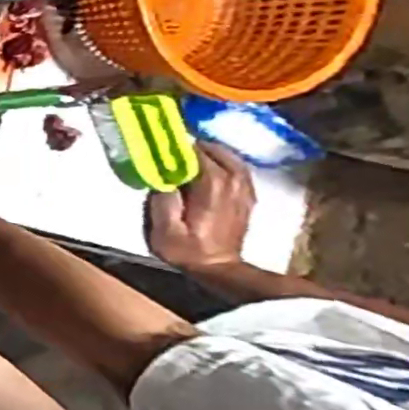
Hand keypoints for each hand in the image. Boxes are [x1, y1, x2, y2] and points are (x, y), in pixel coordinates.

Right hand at [148, 143, 254, 271]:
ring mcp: (243, 195)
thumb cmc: (187, 250)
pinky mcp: (246, 201)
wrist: (219, 269)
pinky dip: (229, 164)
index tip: (170, 139)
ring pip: (236, 164)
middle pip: (223, 157)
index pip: (202, 160)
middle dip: (204, 146)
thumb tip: (162, 180)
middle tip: (184, 141)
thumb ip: (163, 202)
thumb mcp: (165, 230)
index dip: (185, 148)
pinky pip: (241, 173)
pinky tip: (217, 164)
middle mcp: (232, 189)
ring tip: (199, 148)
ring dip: (219, 152)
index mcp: (211, 192)